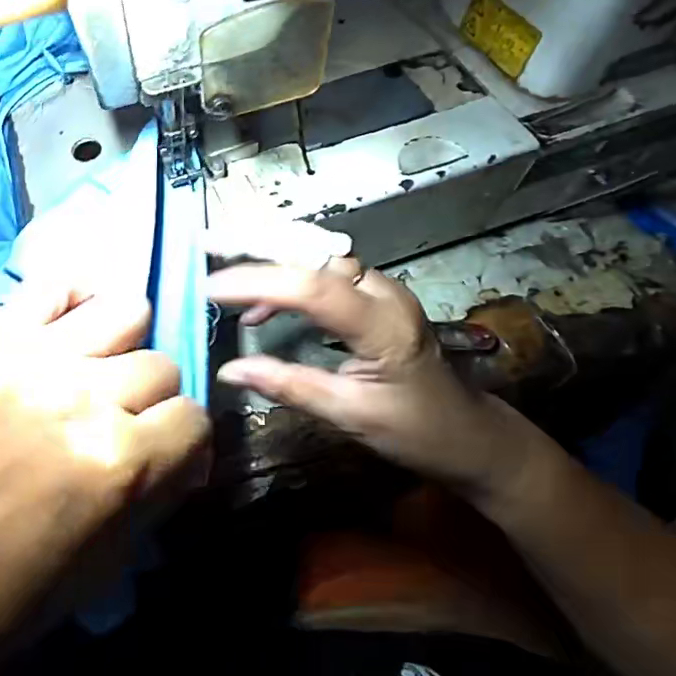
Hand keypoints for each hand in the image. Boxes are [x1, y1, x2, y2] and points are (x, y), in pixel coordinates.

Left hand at [0, 286, 209, 675]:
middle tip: (128, 424)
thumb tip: (189, 454)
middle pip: (162, 365)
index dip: (187, 444)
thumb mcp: (103, 566)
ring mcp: (32, 361)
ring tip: (98, 376)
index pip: (194, 419)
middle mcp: (82, 397)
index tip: (170, 456)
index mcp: (115, 463)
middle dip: (155, 401)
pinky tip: (70, 333)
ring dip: (124, 348)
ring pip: (125, 312)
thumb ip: (157, 495)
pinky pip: (53, 287)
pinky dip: (74, 303)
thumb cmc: (1, 600)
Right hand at [207, 257, 535, 497]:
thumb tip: (230, 370)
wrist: (467, 431)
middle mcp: (384, 292)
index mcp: (383, 324)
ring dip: (270, 259)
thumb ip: (289, 386)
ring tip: (224, 274)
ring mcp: (382, 289)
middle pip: (315, 254)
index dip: (259, 282)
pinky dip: (289, 280)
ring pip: (318, 256)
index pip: (313, 287)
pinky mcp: (375, 296)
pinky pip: (325, 273)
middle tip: (209, 245)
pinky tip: (261, 309)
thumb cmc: (416, 430)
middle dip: (259, 246)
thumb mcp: (350, 415)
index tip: (212, 288)